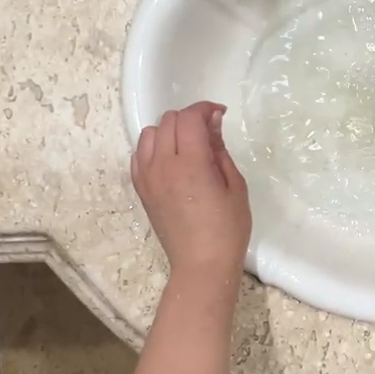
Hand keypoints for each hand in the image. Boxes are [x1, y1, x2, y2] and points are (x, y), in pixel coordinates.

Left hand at [131, 101, 251, 286]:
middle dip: (190, 119)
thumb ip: (220, 150)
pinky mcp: (142, 189)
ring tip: (188, 146)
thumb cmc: (228, 229)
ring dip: (169, 131)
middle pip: (168, 121)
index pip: (189, 118)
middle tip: (209, 133)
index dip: (205, 109)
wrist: (202, 264)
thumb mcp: (235, 186)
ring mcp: (148, 177)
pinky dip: (153, 148)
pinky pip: (139, 154)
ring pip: (150, 133)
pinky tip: (171, 160)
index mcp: (191, 163)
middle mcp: (163, 165)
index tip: (220, 115)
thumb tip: (212, 124)